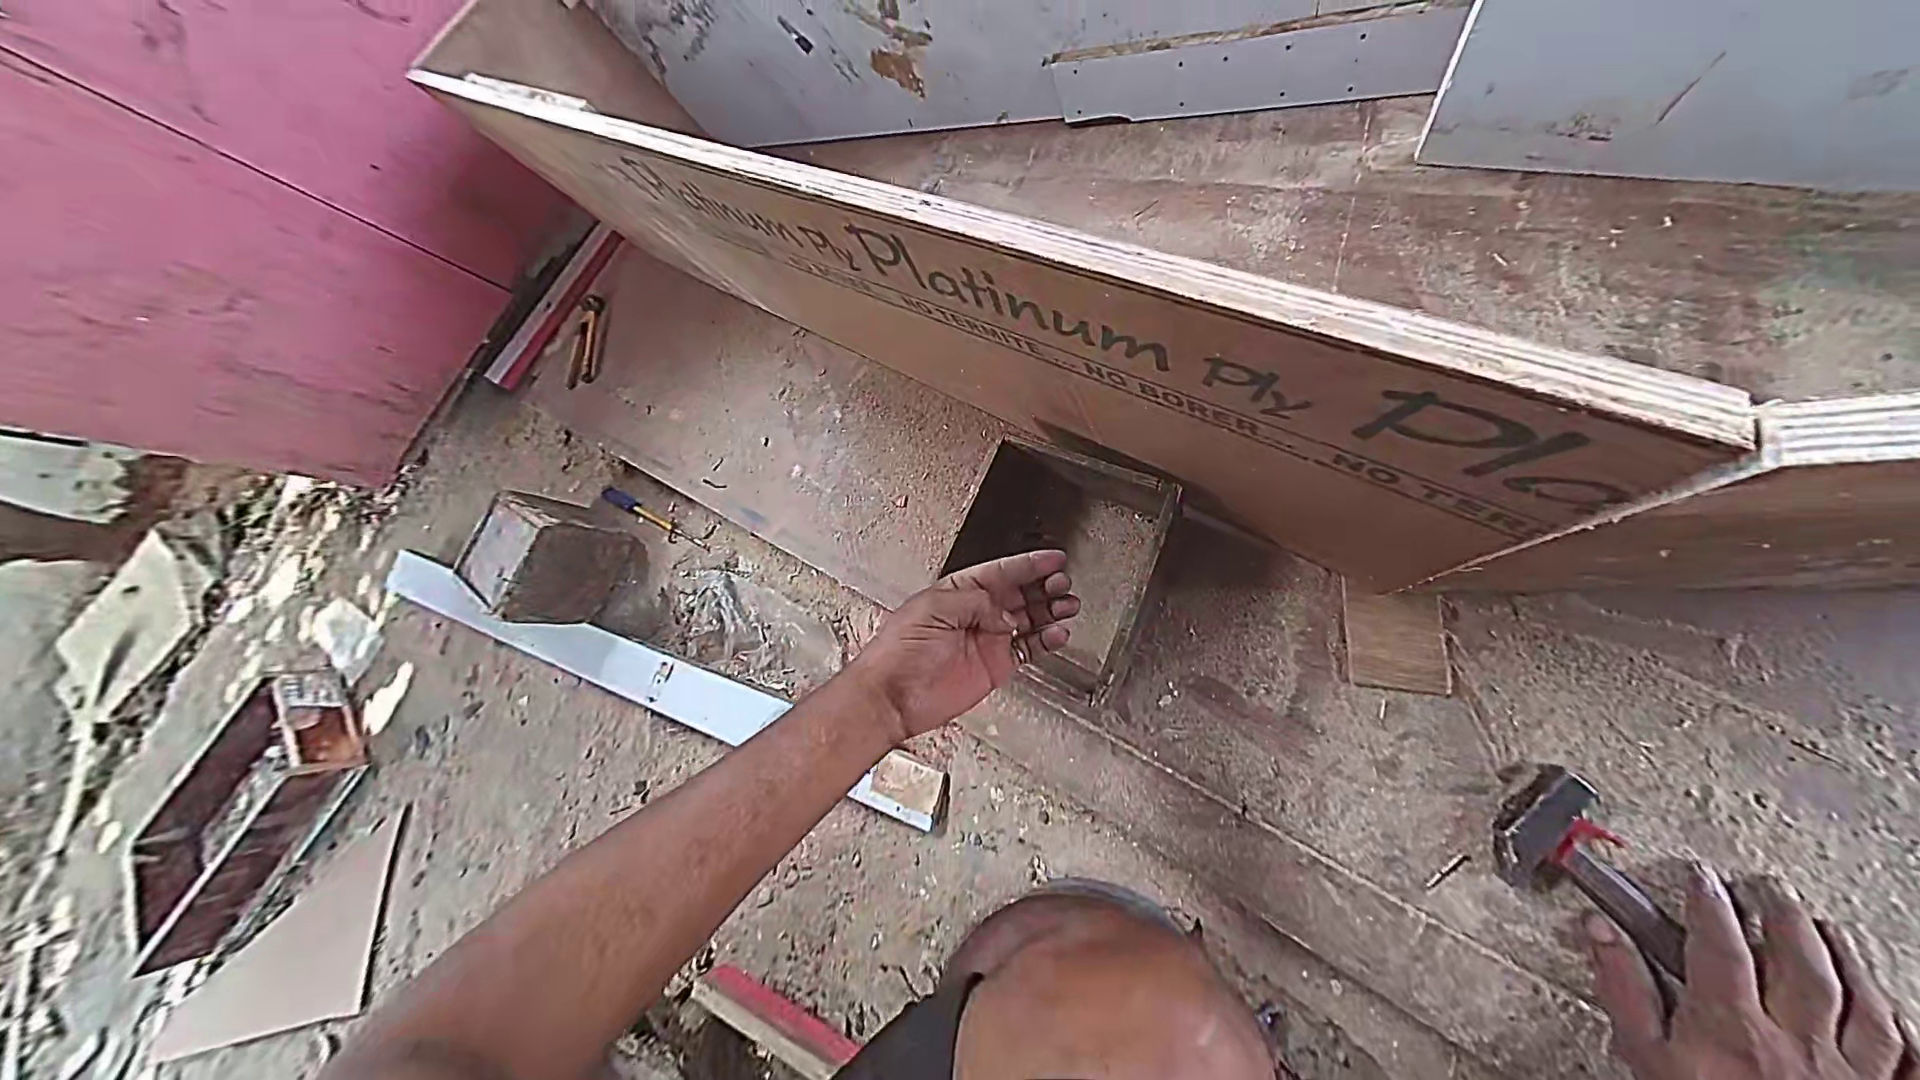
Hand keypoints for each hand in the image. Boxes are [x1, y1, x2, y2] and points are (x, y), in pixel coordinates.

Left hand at [848, 550, 1078, 741]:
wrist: (893, 697)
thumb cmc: (898, 652)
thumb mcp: (934, 610)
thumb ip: (975, 603)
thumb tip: (1005, 612)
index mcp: (958, 593)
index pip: (1001, 572)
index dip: (1029, 564)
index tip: (1053, 559)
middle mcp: (975, 613)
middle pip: (1019, 593)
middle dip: (1044, 585)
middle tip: (1063, 583)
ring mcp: (986, 639)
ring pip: (1028, 619)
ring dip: (1050, 610)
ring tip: (1068, 605)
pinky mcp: (994, 665)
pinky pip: (1028, 649)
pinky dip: (1046, 641)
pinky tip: (1058, 633)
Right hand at [1588, 863, 1913, 1079]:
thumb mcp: (1643, 1053)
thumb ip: (1622, 987)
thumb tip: (1598, 929)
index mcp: (1732, 1025)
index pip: (1719, 945)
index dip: (1708, 903)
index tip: (1701, 877)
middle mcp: (1799, 1043)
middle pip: (1802, 966)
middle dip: (1784, 918)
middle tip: (1769, 888)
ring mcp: (1854, 1075)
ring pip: (1864, 1005)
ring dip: (1844, 958)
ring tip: (1825, 927)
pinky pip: (1911, 1060)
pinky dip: (1903, 1026)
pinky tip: (1891, 1006)